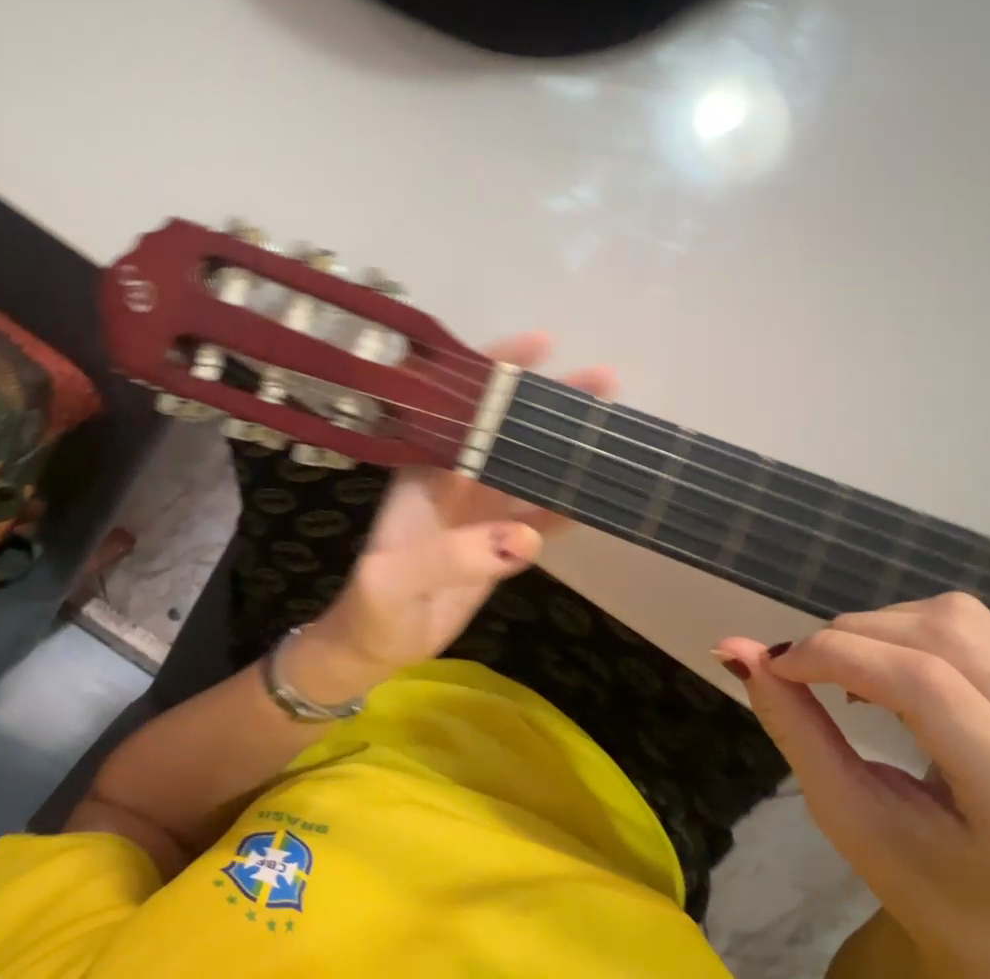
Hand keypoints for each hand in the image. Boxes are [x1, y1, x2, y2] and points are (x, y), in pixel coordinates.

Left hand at [290, 333, 614, 692]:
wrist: (376, 646)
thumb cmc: (373, 607)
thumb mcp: (395, 580)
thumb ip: (451, 556)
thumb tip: (523, 536)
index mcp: (423, 473)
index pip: (461, 409)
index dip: (496, 373)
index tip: (541, 342)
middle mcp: (454, 481)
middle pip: (507, 430)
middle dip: (549, 403)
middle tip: (603, 379)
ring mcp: (480, 511)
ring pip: (530, 467)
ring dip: (567, 448)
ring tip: (616, 423)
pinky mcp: (499, 544)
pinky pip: (541, 515)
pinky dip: (568, 502)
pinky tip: (602, 490)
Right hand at [718, 594, 989, 978]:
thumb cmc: (916, 884)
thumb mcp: (844, 813)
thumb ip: (793, 726)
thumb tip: (732, 649)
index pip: (928, 688)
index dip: (840, 656)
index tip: (777, 664)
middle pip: (950, 642)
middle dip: (854, 635)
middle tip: (802, 666)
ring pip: (967, 626)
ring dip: (883, 628)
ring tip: (848, 671)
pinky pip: (984, 636)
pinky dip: (914, 635)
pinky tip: (892, 674)